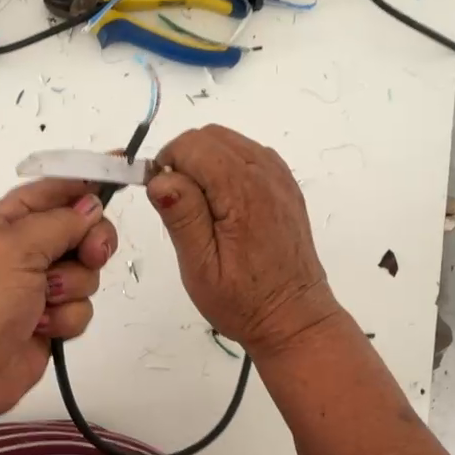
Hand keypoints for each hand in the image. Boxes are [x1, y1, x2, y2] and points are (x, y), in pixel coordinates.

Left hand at [0, 178, 116, 420]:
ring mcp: (37, 288)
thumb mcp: (15, 246)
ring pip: (87, 273)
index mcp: (6, 221)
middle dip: (90, 243)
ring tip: (40, 303)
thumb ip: (60, 221)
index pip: (55, 189)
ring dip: (71, 289)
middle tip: (89, 254)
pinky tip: (41, 329)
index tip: (121, 168)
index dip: (87, 179)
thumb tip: (91, 205)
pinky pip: (82, 309)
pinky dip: (66, 320)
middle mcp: (24, 251)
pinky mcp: (50, 322)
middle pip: (82, 230)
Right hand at [147, 125, 344, 357]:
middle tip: (178, 208)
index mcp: (242, 192)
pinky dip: (226, 168)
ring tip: (199, 210)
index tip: (163, 201)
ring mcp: (279, 177)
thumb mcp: (201, 268)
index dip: (167, 165)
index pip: (191, 146)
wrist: (293, 317)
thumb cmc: (243, 301)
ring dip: (204, 163)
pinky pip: (247, 156)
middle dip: (183, 161)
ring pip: (228, 142)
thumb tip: (161, 179)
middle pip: (210, 137)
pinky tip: (222, 206)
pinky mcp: (284, 186)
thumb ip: (182, 217)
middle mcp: (265, 174)